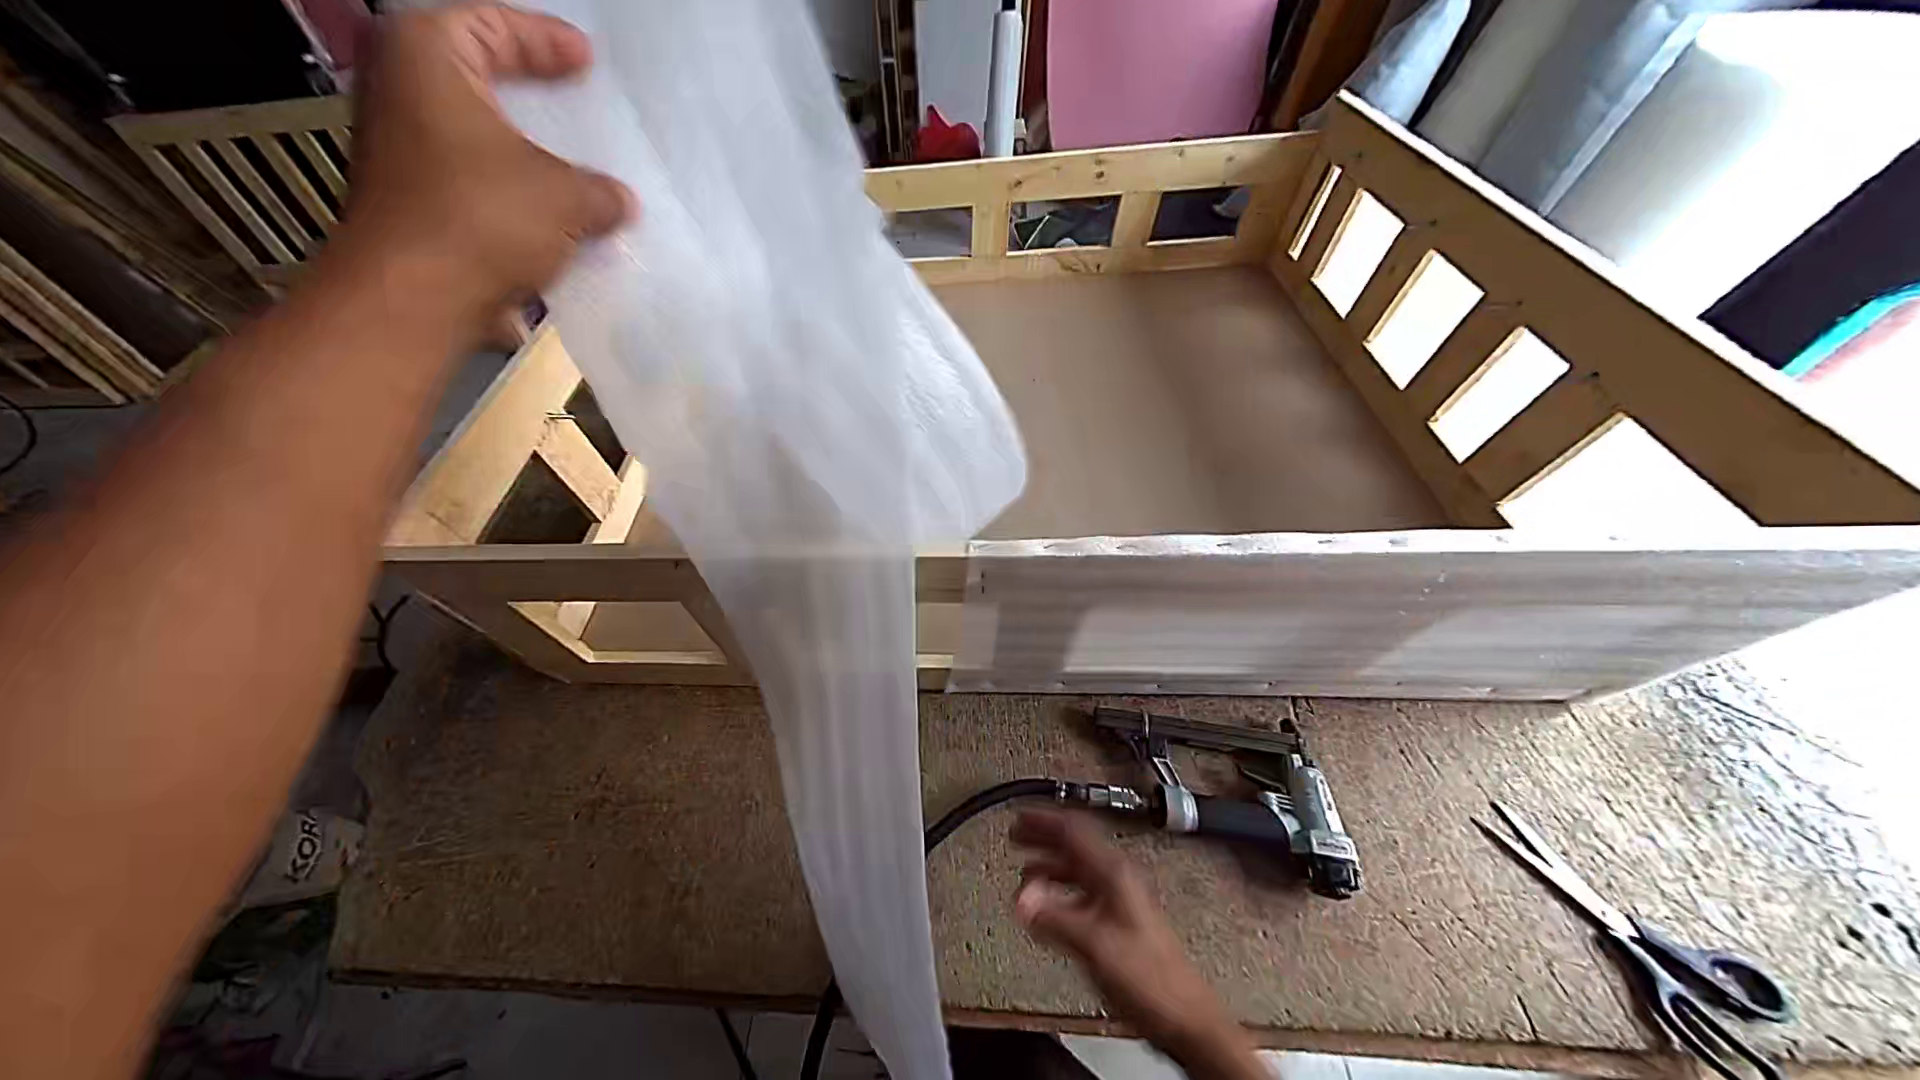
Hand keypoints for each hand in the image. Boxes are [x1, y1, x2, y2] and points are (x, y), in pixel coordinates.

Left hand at [337, 4, 633, 323]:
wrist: (419, 295)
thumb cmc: (482, 218)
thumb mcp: (565, 196)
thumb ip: (600, 191)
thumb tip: (619, 201)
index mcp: (424, 57)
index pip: (491, 23)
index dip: (545, 39)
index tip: (586, 59)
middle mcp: (401, 93)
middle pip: (480, 77)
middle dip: (534, 94)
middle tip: (580, 101)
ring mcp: (405, 151)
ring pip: (482, 137)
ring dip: (532, 154)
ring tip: (579, 168)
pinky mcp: (420, 202)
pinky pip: (482, 183)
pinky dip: (520, 194)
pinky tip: (560, 216)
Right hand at [1011, 810, 1264, 1077]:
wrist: (1186, 1019)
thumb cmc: (1152, 980)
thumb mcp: (1094, 944)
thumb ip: (1055, 917)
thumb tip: (1022, 898)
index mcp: (1115, 874)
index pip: (1074, 831)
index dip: (1045, 820)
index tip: (1021, 817)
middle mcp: (1118, 880)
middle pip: (1076, 845)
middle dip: (1044, 837)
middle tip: (1017, 834)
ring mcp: (1120, 900)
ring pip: (1079, 868)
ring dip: (1050, 864)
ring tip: (1025, 869)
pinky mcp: (1119, 921)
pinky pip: (1083, 892)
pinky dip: (1060, 890)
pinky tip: (1048, 905)